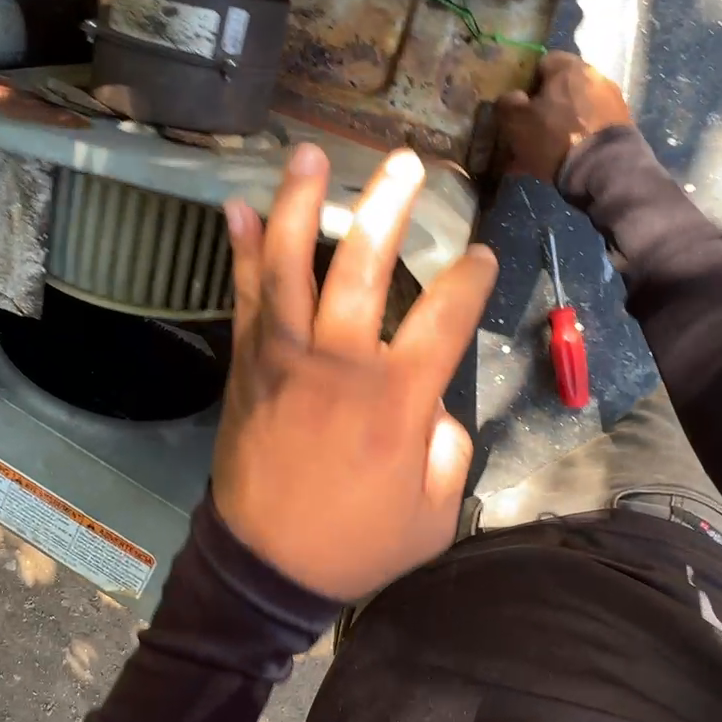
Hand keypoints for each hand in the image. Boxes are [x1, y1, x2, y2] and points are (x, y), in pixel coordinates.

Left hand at [215, 144, 498, 600]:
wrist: (265, 568)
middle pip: (365, 265)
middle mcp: (340, 362)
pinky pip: (245, 296)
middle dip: (390, 207)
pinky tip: (239, 206)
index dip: (471, 277)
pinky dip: (242, 250)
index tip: (481, 255)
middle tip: (408, 163)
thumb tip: (435, 403)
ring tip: (312, 153)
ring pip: (291, 263)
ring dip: (302, 203)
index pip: (446, 315)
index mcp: (397, 399)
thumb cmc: (356, 544)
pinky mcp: (247, 362)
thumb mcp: (434, 513)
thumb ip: (447, 448)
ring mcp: (285, 356)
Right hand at [497, 52, 633, 185]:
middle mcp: (594, 76)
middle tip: (527, 129)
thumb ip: (507, 103)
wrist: (602, 169)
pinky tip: (558, 160)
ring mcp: (611, 101)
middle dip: (543, 106)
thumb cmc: (554, 137)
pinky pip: (588, 128)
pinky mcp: (621, 125)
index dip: (525, 82)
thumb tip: (511, 98)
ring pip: (574, 111)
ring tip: (541, 151)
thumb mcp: (515, 120)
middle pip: (560, 88)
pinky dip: (573, 139)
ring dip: (558, 125)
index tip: (516, 104)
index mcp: (567, 67)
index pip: (542, 62)